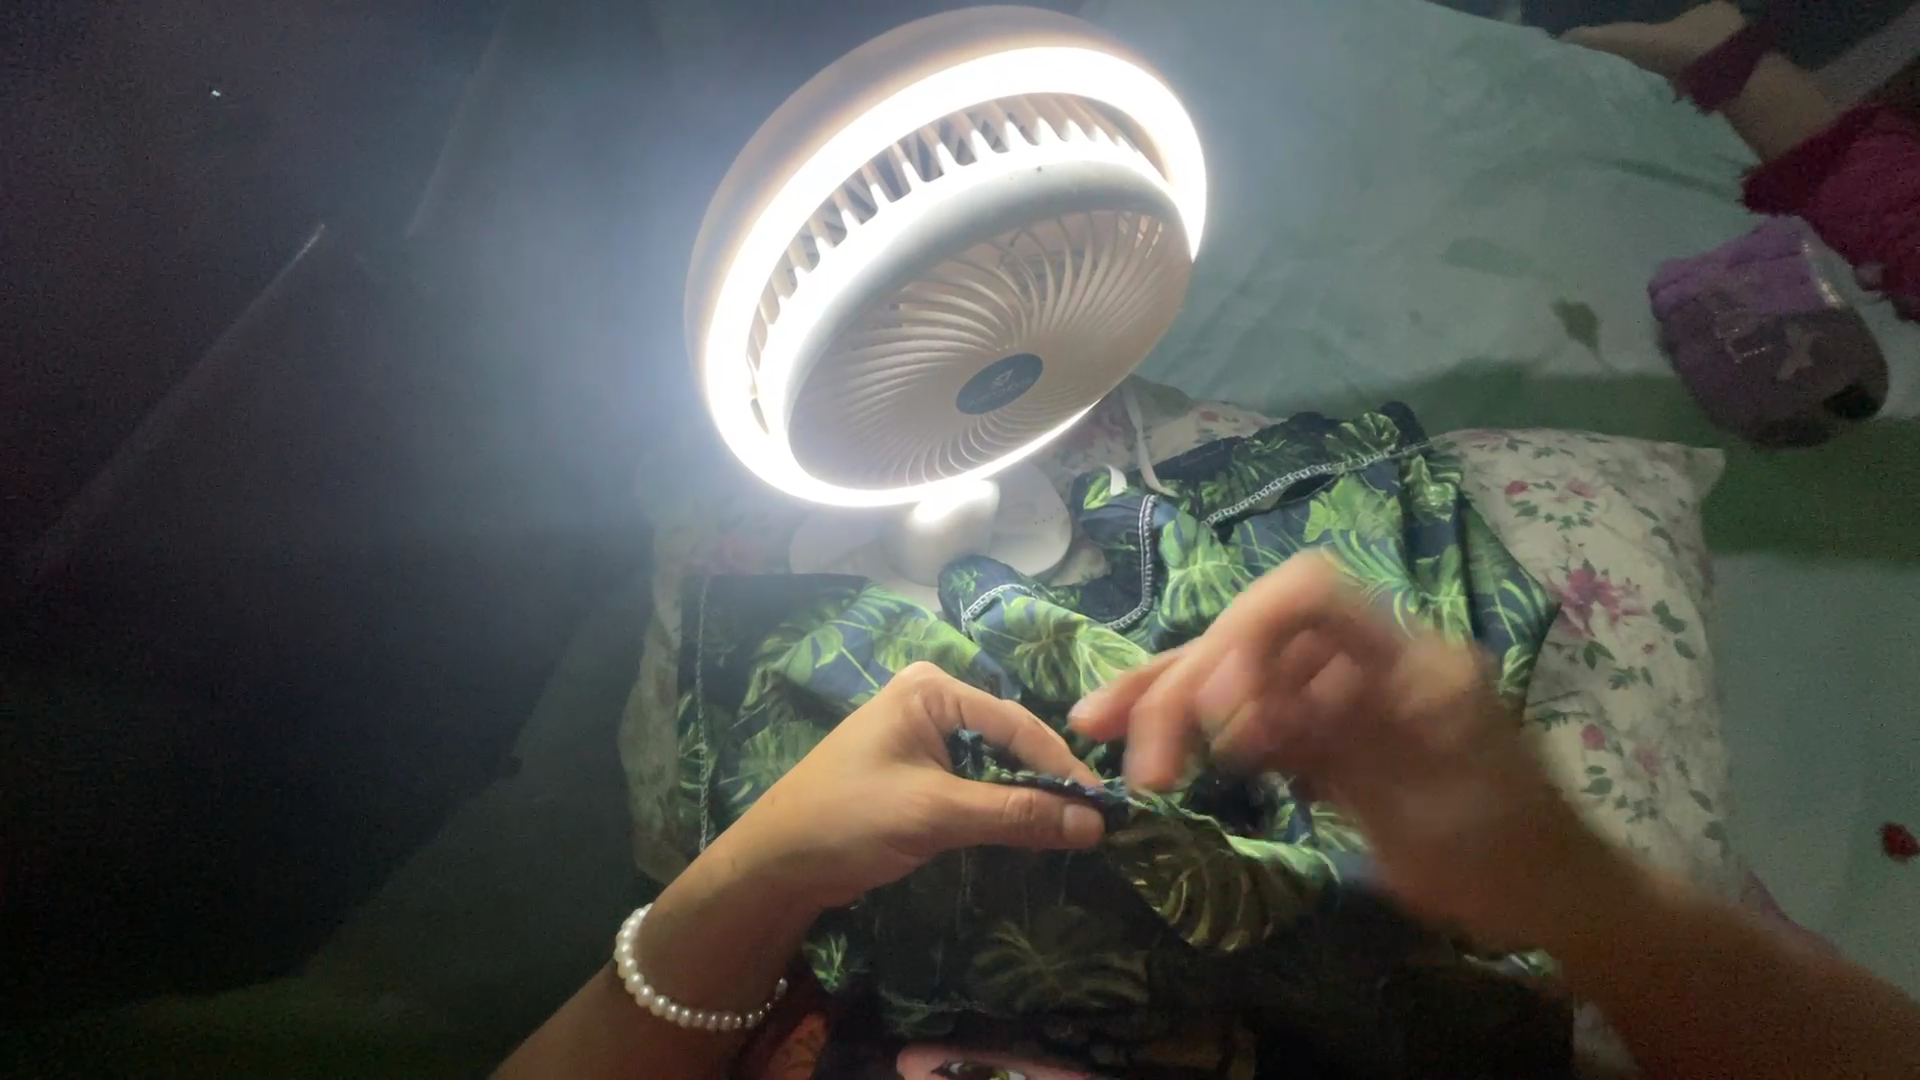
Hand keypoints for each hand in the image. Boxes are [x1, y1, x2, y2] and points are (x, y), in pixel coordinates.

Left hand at [720, 662, 1106, 910]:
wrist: (777, 862)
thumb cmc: (849, 819)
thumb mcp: (935, 813)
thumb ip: (1015, 815)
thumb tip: (1094, 825)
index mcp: (932, 688)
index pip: (1014, 722)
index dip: (1060, 765)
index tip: (1103, 806)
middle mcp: (933, 699)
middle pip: (1008, 738)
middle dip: (1046, 779)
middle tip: (1093, 821)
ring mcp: (926, 733)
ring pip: (995, 761)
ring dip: (1027, 794)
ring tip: (1073, 827)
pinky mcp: (922, 767)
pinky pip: (976, 779)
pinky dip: (1001, 804)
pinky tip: (1030, 826)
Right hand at [1069, 554, 1627, 947]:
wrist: (1545, 893)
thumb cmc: (1505, 857)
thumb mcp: (1429, 809)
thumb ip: (1332, 747)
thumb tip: (1229, 719)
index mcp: (1405, 655)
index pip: (1308, 593)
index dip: (1246, 632)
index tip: (1214, 711)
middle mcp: (1356, 654)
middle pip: (1245, 636)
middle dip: (1180, 686)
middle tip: (1135, 754)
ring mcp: (1327, 685)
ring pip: (1226, 667)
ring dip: (1161, 696)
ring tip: (1095, 723)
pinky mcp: (1308, 719)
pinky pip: (1233, 708)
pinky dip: (1183, 722)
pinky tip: (1144, 739)